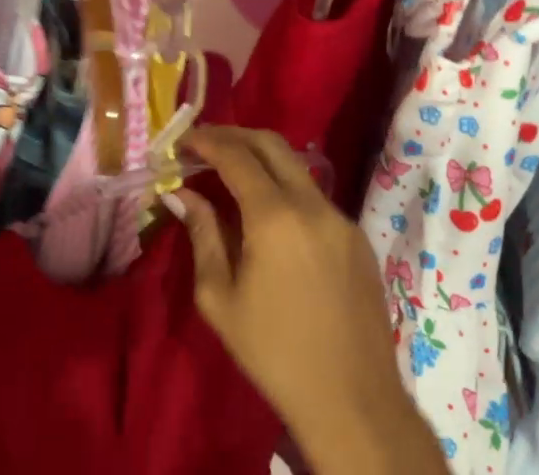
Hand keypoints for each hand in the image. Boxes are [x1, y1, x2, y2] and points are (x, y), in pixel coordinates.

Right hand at [168, 126, 443, 473]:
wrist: (353, 401)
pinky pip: (315, 198)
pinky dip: (284, 188)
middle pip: (273, 145)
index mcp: (275, 218)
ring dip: (261, 161)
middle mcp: (314, 207)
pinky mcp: (358, 241)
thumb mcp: (219, 297)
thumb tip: (180, 194)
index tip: (180, 142)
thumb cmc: (273, 352)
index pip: (235, 155)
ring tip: (228, 177)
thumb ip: (201, 235)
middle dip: (234, 136)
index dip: (204, 141)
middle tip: (202, 146)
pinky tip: (265, 214)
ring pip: (297, 169)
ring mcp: (342, 222)